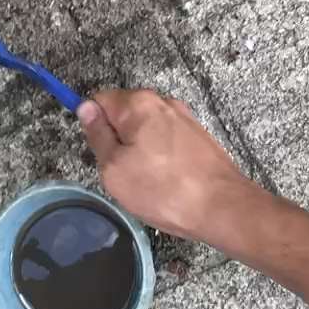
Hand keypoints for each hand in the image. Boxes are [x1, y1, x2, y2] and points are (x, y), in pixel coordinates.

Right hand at [76, 88, 264, 242]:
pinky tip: (166, 181)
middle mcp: (162, 102)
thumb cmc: (163, 191)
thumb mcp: (113, 168)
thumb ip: (98, 134)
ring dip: (139, 150)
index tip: (101, 153)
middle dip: (117, 139)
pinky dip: (160, 157)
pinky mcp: (198, 136)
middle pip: (124, 114)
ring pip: (146, 129)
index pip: (99, 100)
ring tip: (147, 180)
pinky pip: (166, 140)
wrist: (222, 208)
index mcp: (138, 104)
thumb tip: (86, 109)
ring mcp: (184, 118)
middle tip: (122, 171)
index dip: (93, 126)